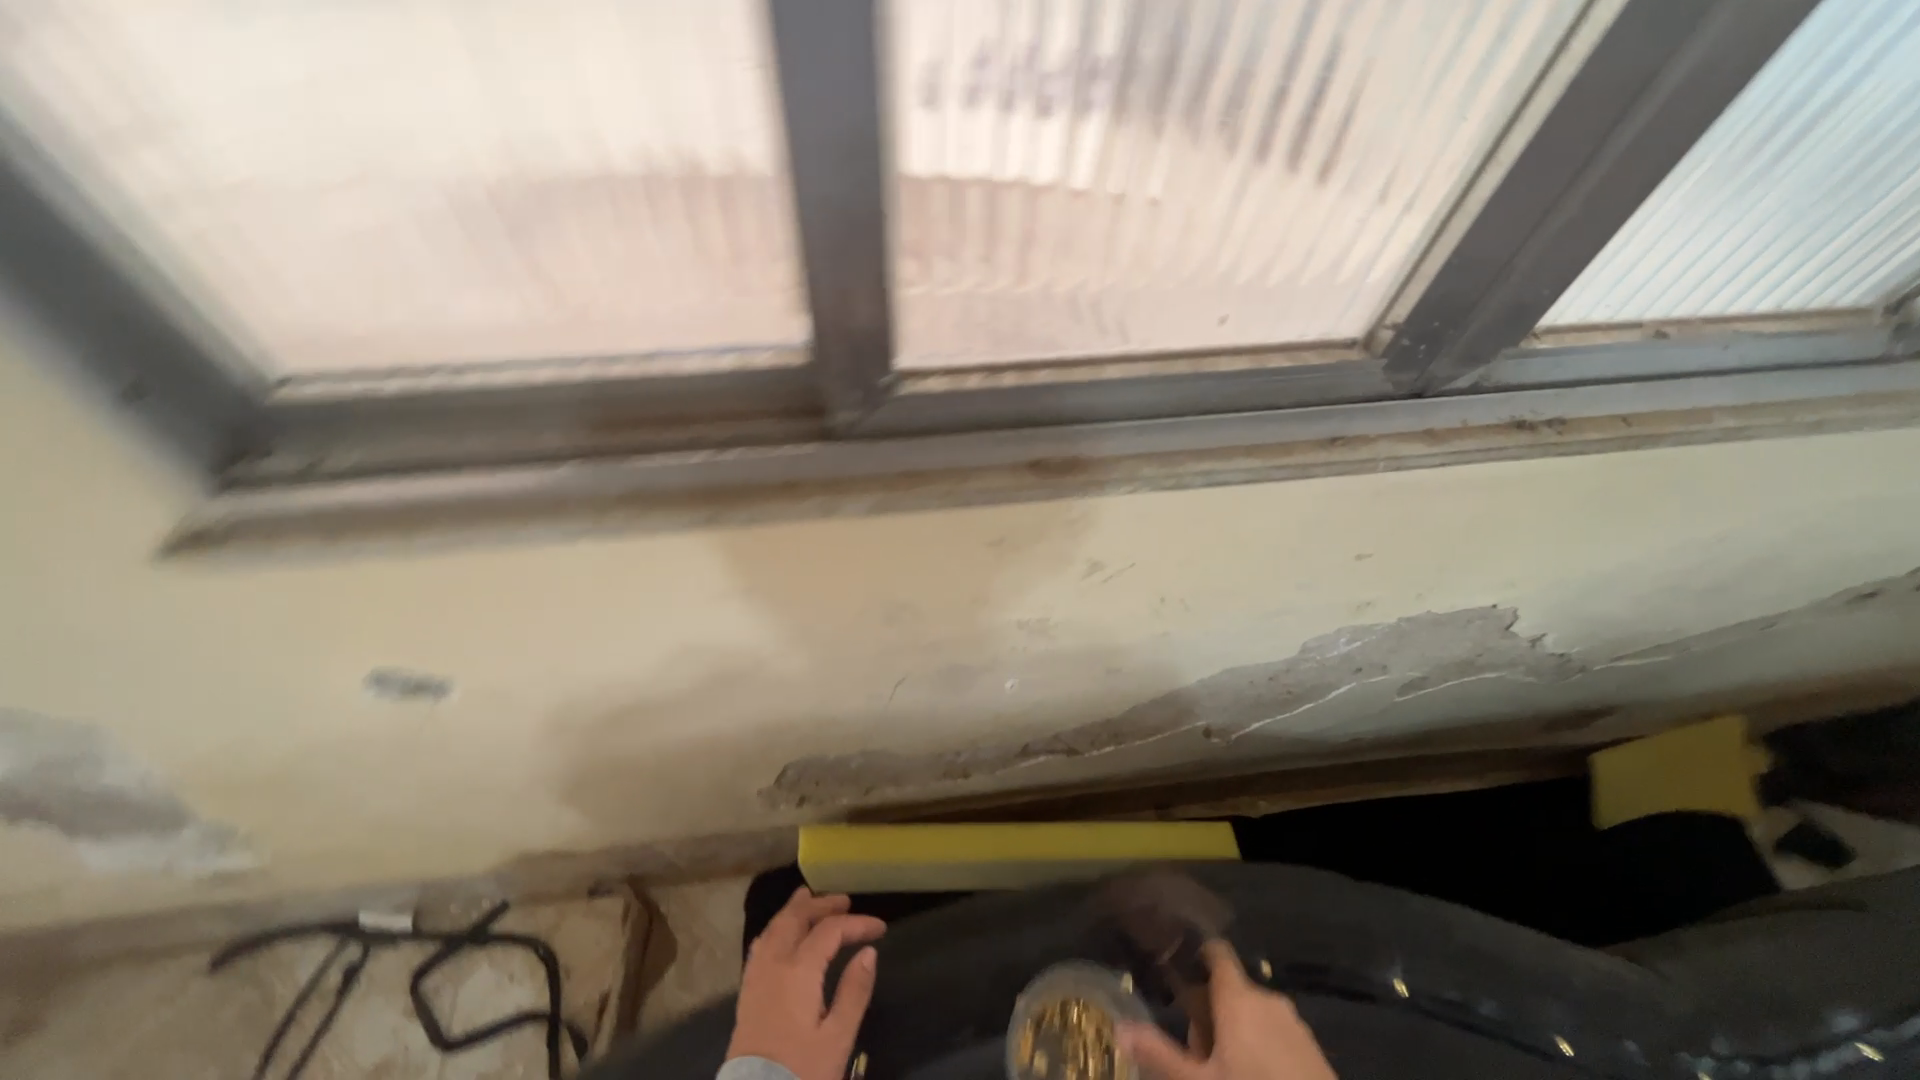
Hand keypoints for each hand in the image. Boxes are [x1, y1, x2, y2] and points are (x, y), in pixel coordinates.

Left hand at [726, 887, 886, 1079]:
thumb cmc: (802, 1071)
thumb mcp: (838, 1037)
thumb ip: (854, 991)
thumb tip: (868, 951)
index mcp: (798, 971)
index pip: (830, 931)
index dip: (856, 923)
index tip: (880, 928)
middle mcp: (773, 964)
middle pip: (795, 919)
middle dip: (821, 905)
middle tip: (844, 900)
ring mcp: (756, 977)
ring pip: (773, 928)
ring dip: (794, 910)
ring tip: (808, 898)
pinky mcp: (747, 993)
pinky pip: (760, 945)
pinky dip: (775, 929)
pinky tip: (780, 933)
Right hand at [1119, 942, 1335, 1079]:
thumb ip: (1160, 1054)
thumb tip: (1120, 1028)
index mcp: (1238, 999)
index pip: (1215, 952)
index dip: (1194, 953)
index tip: (1173, 966)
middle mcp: (1267, 1000)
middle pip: (1227, 992)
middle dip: (1206, 1017)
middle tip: (1196, 1058)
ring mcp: (1294, 1024)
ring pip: (1251, 1016)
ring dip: (1232, 1035)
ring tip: (1222, 1073)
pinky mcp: (1312, 1049)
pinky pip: (1274, 1034)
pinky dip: (1258, 1049)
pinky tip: (1252, 1078)